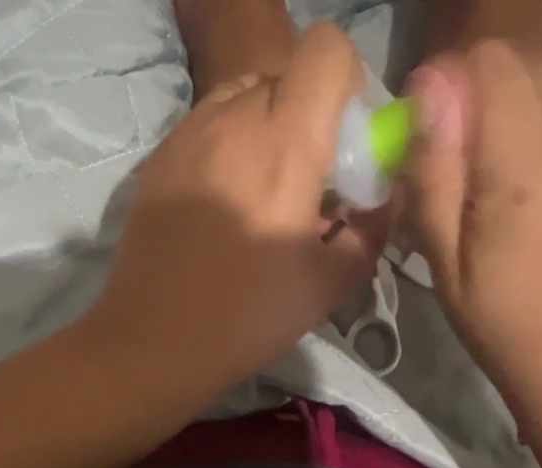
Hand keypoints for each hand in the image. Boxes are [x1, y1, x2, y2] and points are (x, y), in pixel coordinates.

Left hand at [86, 23, 390, 382]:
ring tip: (262, 191)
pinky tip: (221, 205)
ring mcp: (187, 136)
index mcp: (286, 143)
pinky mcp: (157, 160)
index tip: (346, 139)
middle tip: (307, 177)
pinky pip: (203, 127)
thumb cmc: (249, 317)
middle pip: (283, 75)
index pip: (325, 50)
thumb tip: (387, 197)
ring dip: (263, 127)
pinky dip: (225, 147)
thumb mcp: (329, 284)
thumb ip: (371, 229)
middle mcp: (233, 121)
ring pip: (239, 97)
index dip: (346, 81)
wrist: (154, 343)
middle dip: (306, 113)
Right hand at [405, 41, 541, 387]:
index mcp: (533, 167)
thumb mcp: (442, 257)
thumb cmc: (502, 318)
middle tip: (479, 166)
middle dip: (490, 101)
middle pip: (526, 66)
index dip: (455, 84)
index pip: (491, 62)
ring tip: (524, 177)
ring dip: (530, 111)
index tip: (441, 131)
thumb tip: (430, 83)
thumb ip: (434, 164)